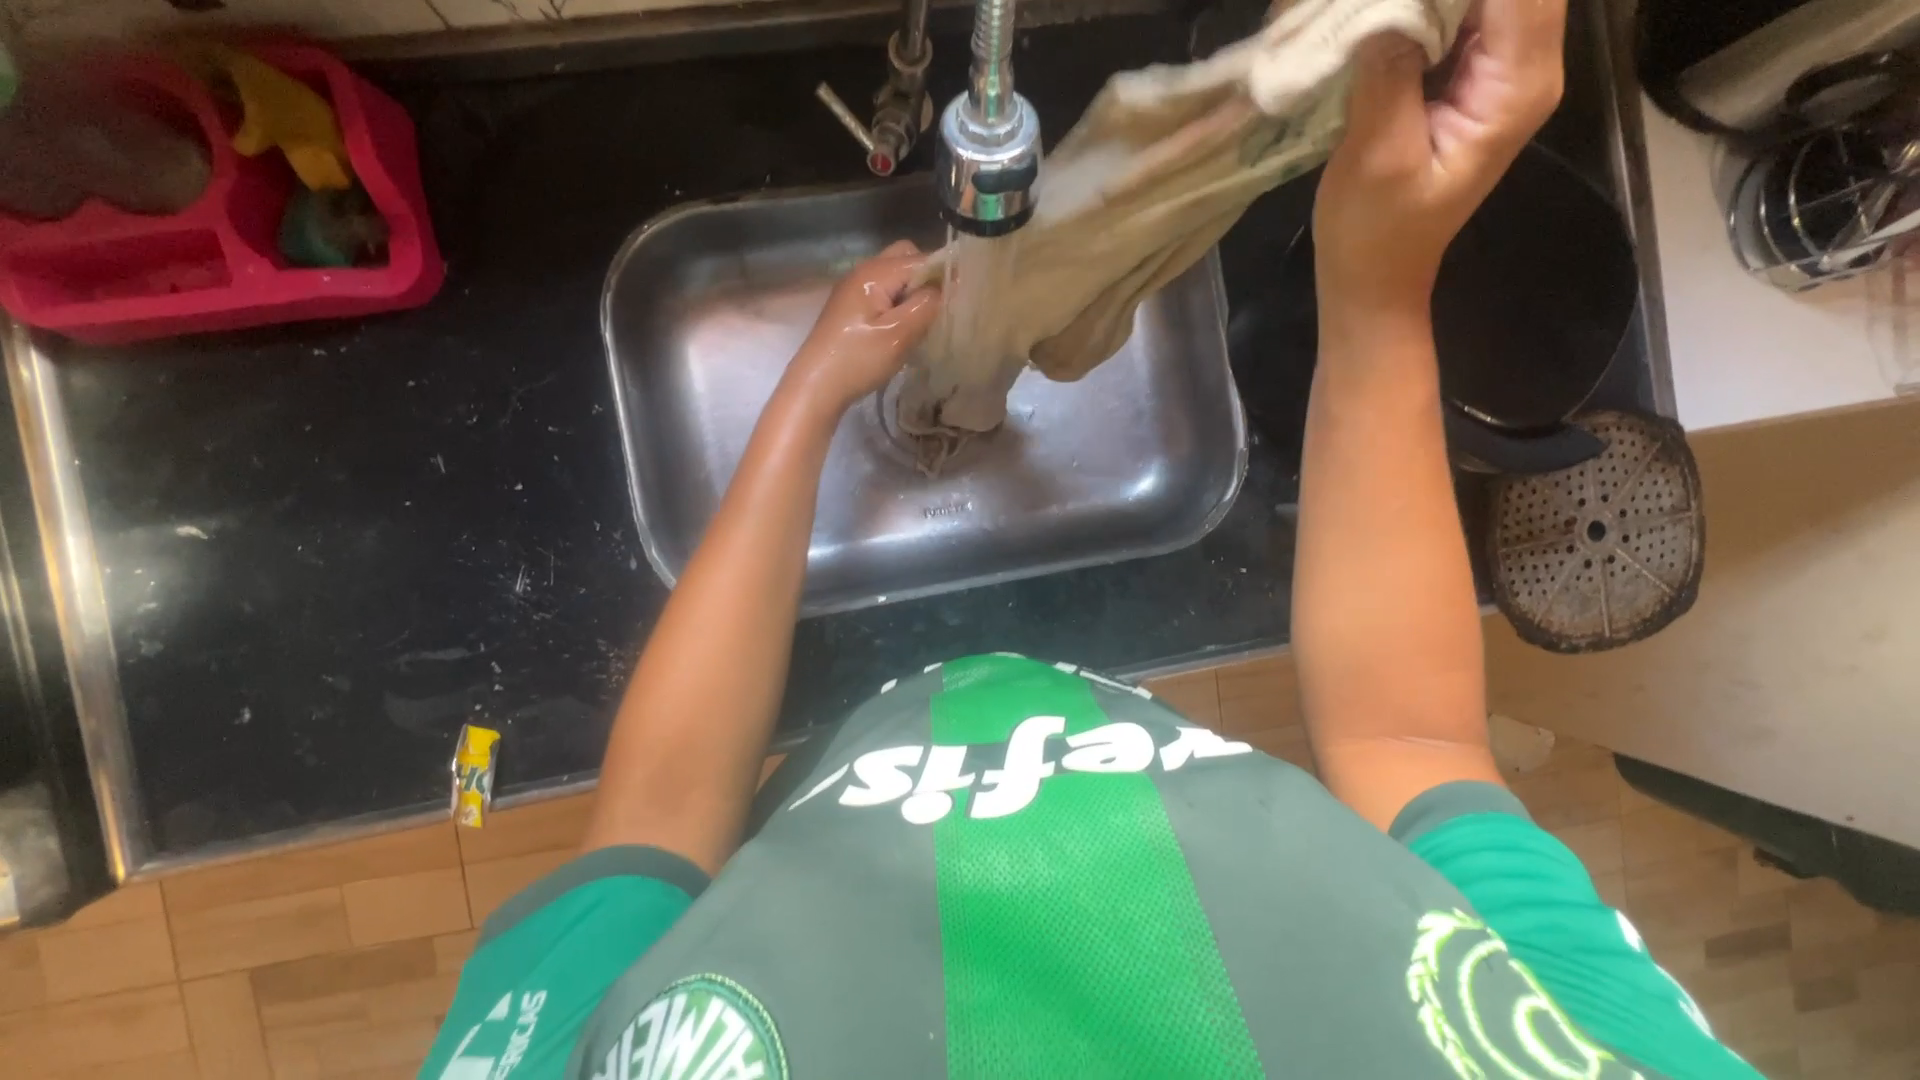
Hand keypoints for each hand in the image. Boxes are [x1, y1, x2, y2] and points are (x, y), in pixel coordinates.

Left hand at [782, 240, 940, 417]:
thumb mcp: (899, 334)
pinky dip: (899, 303)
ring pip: (895, 277)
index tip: (961, 299)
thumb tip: (949, 285)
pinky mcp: (851, 307)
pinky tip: (903, 329)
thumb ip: (927, 305)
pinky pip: (883, 292)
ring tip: (922, 322)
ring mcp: (854, 289)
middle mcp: (863, 271)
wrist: (815, 387)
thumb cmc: (858, 360)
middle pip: (906, 258)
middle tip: (937, 309)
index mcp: (875, 273)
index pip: (921, 258)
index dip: (944, 274)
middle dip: (927, 277)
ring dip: (913, 293)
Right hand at [1314, 0, 1566, 311]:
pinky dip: (1418, 7)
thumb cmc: (1376, 231)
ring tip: (1370, 11)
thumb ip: (1390, 73)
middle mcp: (1525, 65)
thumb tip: (1384, 7)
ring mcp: (1498, 68)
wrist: (1374, 275)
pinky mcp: (1467, 74)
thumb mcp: (1378, 155)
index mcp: (1517, 86)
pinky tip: (1379, 18)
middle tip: (1372, 4)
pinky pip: (1457, 11)